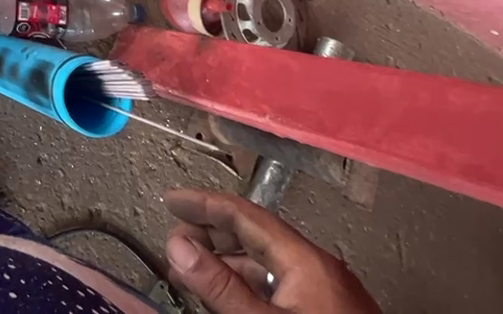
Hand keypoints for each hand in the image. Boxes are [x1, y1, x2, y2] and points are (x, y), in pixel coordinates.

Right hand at [163, 189, 380, 313]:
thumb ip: (221, 287)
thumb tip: (179, 247)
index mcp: (306, 261)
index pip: (243, 213)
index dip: (202, 203)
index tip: (172, 201)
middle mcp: (320, 270)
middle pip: (253, 234)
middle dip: (208, 235)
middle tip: (176, 246)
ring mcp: (330, 294)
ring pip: (266, 263)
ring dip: (226, 264)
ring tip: (195, 278)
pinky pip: (281, 286)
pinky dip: (248, 285)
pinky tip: (231, 301)